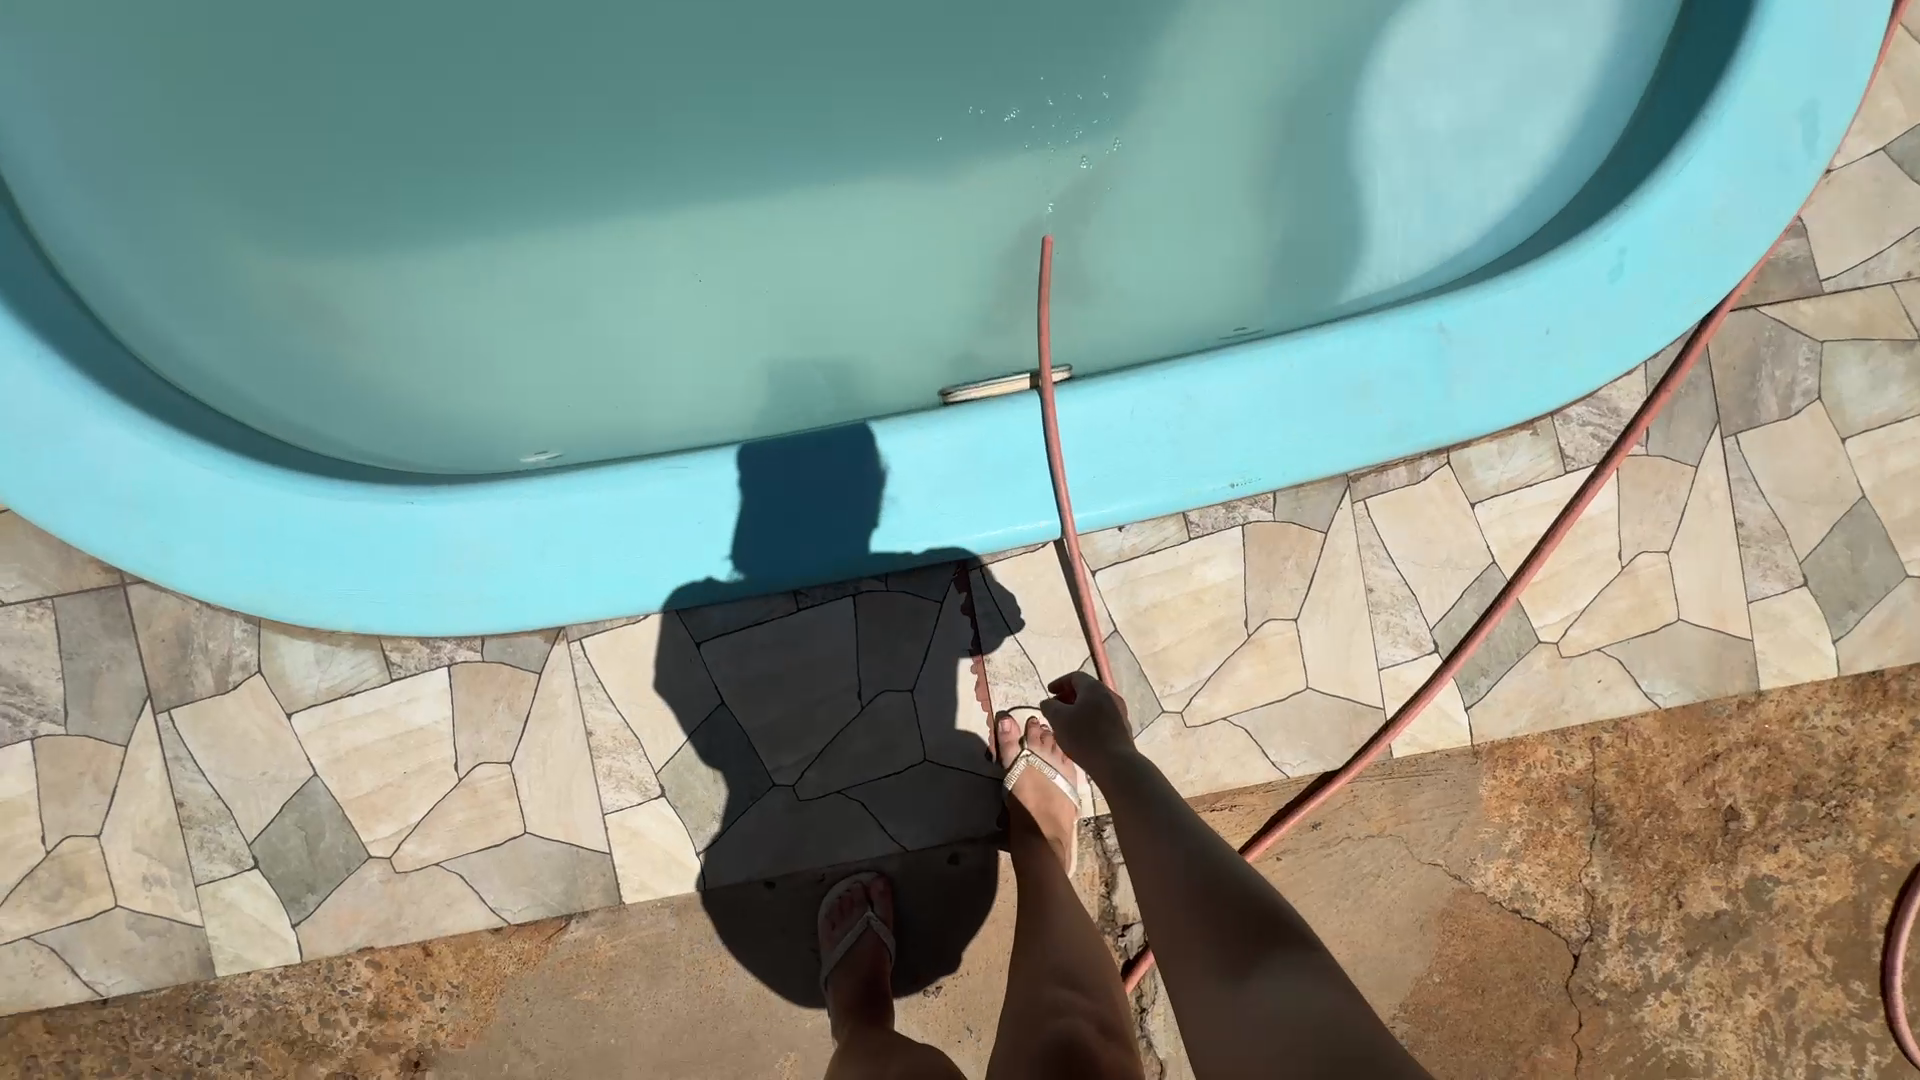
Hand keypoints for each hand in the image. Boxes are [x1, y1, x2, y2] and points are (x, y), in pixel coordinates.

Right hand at [1038, 672, 1136, 778]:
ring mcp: (1119, 712)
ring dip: (1079, 709)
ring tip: (1067, 723)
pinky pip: (1103, 717)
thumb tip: (1048, 702)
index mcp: (1094, 688)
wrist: (1115, 762)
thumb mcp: (1058, 719)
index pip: (1075, 677)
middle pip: (1086, 690)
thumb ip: (1049, 706)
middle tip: (1056, 708)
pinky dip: (1089, 719)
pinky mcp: (1123, 728)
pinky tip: (1082, 734)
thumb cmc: (1084, 736)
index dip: (1059, 683)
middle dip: (1068, 697)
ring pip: (1095, 704)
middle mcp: (1110, 695)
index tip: (1049, 692)